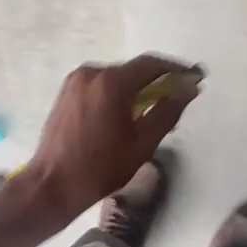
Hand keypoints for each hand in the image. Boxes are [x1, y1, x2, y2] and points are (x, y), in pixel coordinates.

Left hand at [21, 55, 199, 228]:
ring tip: (147, 117)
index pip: (151, 64)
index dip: (175, 69)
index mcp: (111, 83)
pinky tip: (122, 117)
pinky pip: (99, 85)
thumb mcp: (142, 144)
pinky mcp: (66, 89)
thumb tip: (189, 90)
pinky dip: (115, 94)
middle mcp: (92, 72)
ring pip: (115, 78)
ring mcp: (76, 79)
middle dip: (155, 84)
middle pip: (133, 71)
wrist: (52, 182)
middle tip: (173, 106)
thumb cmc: (101, 168)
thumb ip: (167, 112)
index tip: (193, 78)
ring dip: (134, 91)